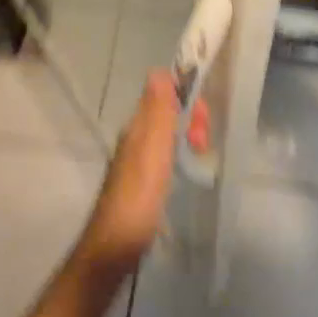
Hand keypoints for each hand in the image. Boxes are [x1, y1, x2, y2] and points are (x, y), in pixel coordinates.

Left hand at [76, 72, 209, 266]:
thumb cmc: (139, 195)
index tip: (201, 120)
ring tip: (199, 156)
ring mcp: (136, 161)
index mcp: (137, 127)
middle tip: (201, 143)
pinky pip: (164, 156)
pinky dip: (179, 156)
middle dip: (190, 120)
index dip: (186, 98)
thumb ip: (157, 112)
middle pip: (166, 113)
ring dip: (186, 138)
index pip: (164, 93)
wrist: (116, 246)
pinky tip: (185, 171)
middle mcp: (135, 138)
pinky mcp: (141, 182)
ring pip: (167, 135)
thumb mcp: (152, 149)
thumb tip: (159, 70)